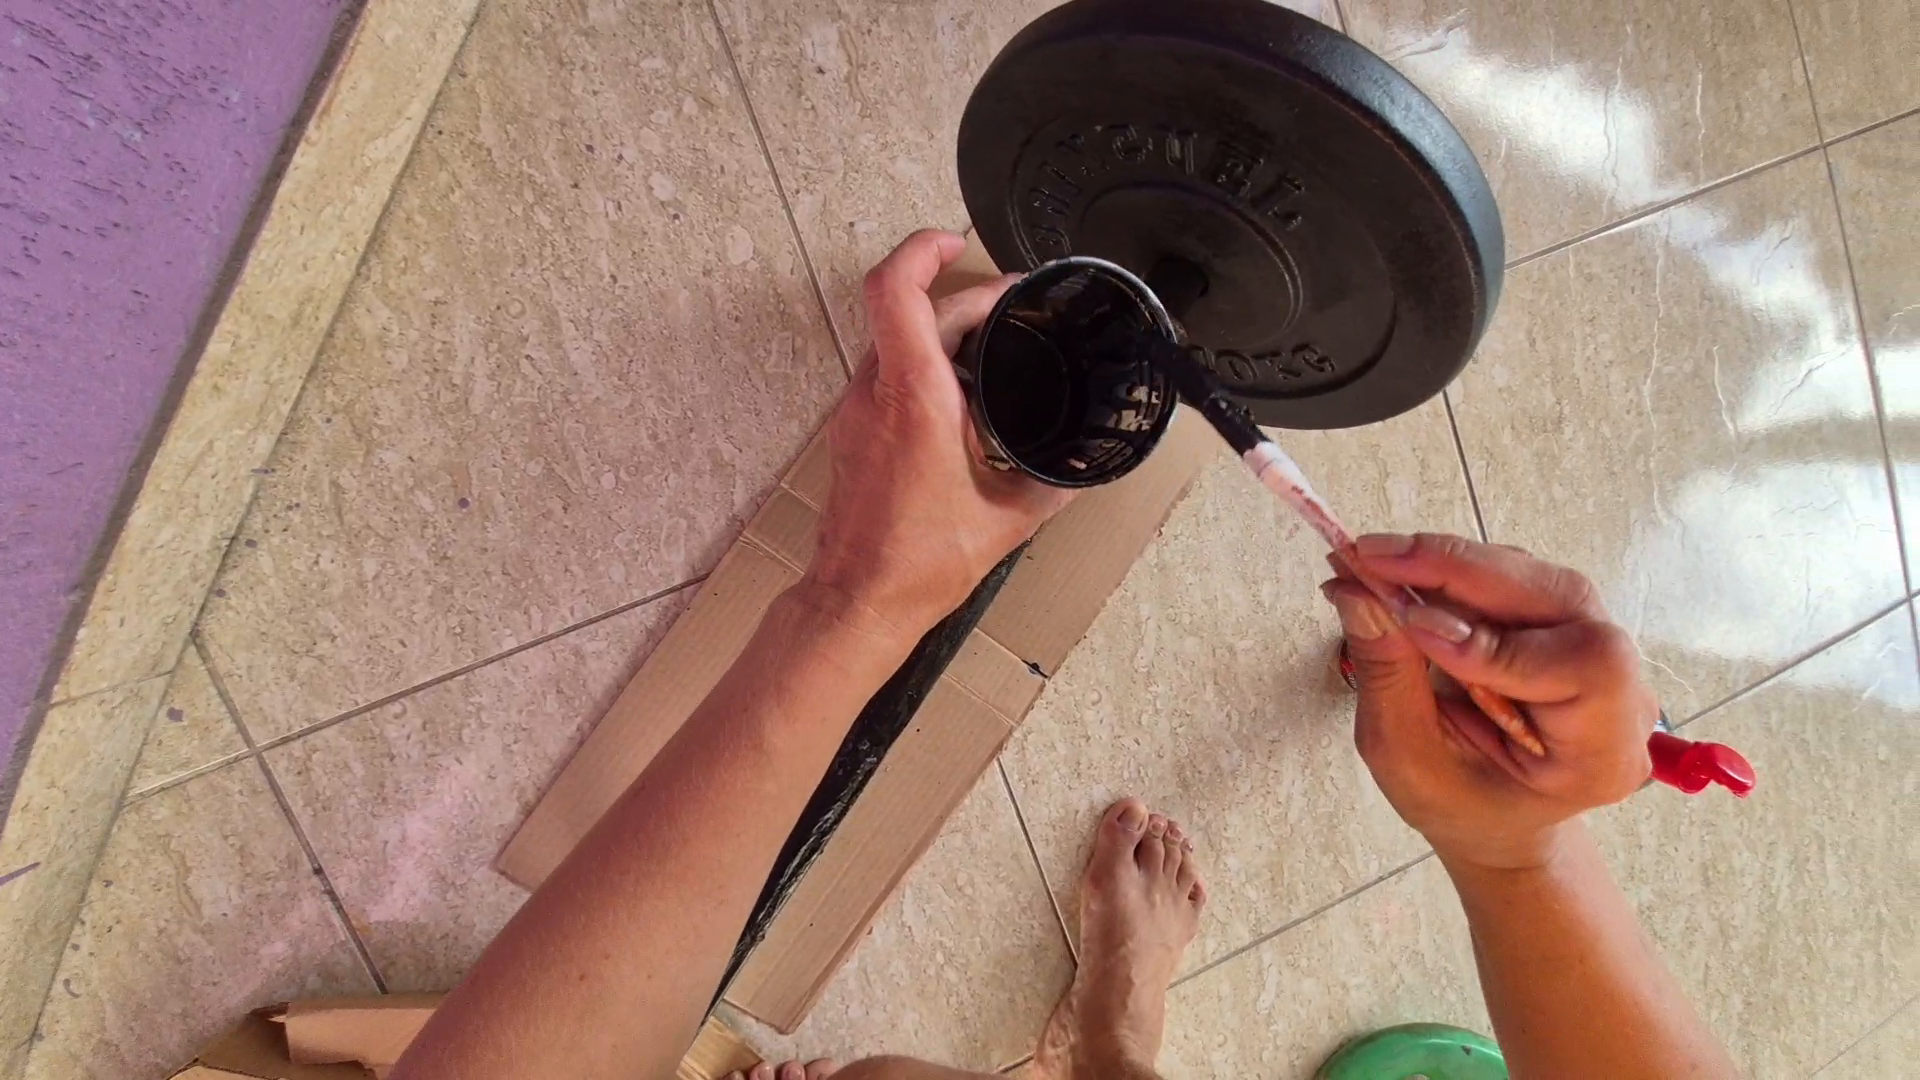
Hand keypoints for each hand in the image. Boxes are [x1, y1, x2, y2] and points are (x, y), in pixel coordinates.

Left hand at [804, 230, 1073, 637]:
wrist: (857, 599)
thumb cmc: (916, 566)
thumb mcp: (1006, 521)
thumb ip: (1053, 486)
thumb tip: (1081, 467)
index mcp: (915, 401)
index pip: (896, 291)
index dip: (923, 249)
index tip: (957, 242)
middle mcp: (876, 396)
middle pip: (910, 310)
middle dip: (963, 296)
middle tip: (1009, 307)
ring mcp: (857, 412)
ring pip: (894, 339)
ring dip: (940, 328)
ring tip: (991, 344)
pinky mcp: (853, 432)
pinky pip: (886, 373)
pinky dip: (923, 363)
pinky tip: (961, 395)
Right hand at [1321, 532, 1657, 869]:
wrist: (1490, 812)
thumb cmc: (1452, 801)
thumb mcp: (1403, 752)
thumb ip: (1387, 673)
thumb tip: (1356, 593)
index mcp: (1599, 751)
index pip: (1582, 670)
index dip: (1497, 641)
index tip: (1412, 624)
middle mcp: (1617, 689)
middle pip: (1556, 597)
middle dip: (1457, 569)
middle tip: (1369, 554)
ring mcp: (1590, 647)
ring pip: (1528, 577)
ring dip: (1445, 562)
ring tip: (1371, 562)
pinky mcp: (1554, 623)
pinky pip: (1505, 577)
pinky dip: (1443, 567)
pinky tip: (1394, 572)